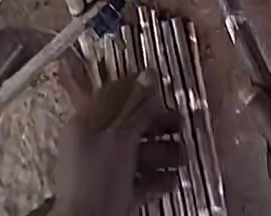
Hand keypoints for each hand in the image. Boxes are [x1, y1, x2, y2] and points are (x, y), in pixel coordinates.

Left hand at [49, 72, 181, 215]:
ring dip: (159, 151)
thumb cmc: (99, 178)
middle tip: (181, 124)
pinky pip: (134, 180)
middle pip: (126, 125)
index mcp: (85, 122)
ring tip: (185, 155)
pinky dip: (154, 178)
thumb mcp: (120, 139)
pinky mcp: (111, 196)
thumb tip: (149, 74)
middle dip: (154, 123)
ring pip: (133, 153)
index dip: (137, 90)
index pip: (112, 96)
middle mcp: (90, 142)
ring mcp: (100, 170)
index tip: (162, 89)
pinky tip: (174, 180)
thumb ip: (136, 109)